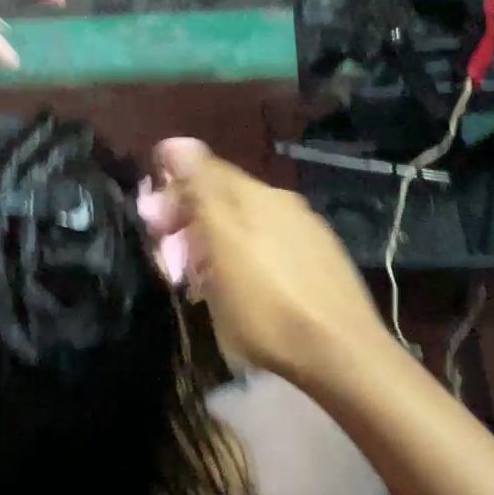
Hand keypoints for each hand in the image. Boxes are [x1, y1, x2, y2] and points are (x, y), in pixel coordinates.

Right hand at [155, 139, 388, 381]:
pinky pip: (268, 246)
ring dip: (214, 243)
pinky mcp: (321, 261)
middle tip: (171, 262)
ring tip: (202, 281)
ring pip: (245, 224)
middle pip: (223, 199)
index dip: (171, 192)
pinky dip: (244, 258)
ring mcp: (305, 230)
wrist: (341, 354)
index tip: (152, 225)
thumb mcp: (221, 245)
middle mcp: (281, 201)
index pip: (202, 171)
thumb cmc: (266, 305)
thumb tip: (176, 141)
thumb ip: (199, 189)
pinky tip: (244, 287)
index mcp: (253, 194)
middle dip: (189, 222)